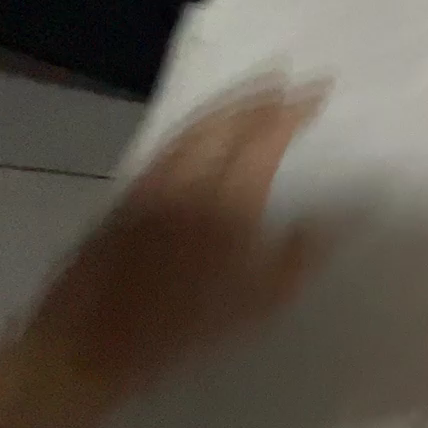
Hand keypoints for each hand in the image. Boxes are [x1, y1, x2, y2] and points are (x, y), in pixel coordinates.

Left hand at [16, 84, 330, 402]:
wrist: (85, 349)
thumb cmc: (189, 324)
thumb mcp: (264, 298)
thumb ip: (304, 251)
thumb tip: (342, 215)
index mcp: (229, 201)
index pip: (266, 137)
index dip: (295, 109)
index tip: (321, 90)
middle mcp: (189, 182)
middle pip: (227, 122)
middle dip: (262, 95)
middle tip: (293, 78)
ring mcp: (152, 186)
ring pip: (194, 128)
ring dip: (230, 102)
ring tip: (258, 90)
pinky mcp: (127, 197)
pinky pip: (170, 143)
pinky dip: (199, 124)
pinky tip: (210, 126)